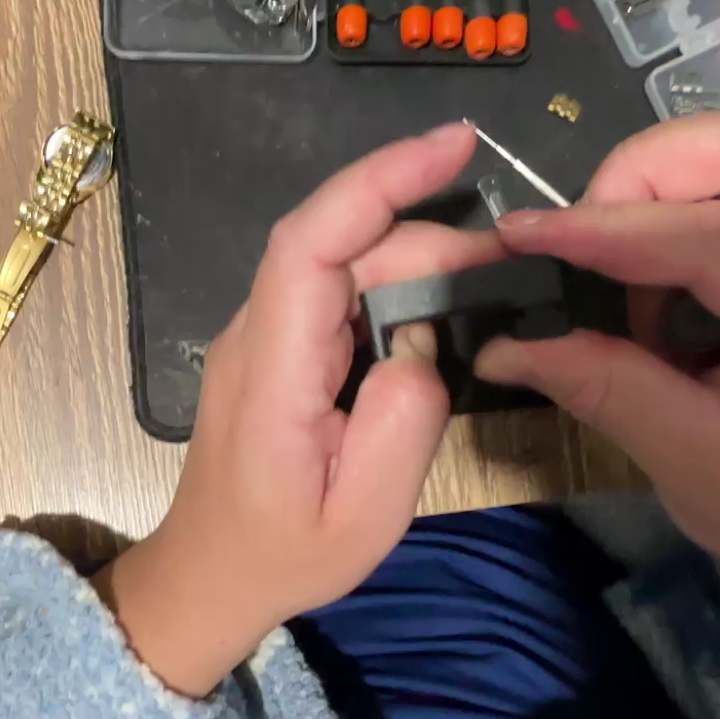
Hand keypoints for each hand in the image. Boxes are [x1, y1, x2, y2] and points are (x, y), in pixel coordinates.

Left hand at [96, 124, 499, 696]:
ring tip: (485, 292)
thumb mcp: (363, 515)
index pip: (311, 244)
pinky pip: (336, 299)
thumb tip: (420, 341)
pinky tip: (434, 312)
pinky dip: (392, 291)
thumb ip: (403, 422)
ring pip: (342, 269)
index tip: (453, 144)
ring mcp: (261, 340)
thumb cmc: (281, 556)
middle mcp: (256, 335)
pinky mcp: (275, 353)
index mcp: (270, 371)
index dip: (377, 181)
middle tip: (508, 270)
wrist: (211, 574)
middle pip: (340, 250)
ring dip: (416, 267)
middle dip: (428, 241)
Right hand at [476, 107, 719, 693]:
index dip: (615, 230)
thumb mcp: (686, 461)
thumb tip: (500, 343)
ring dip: (669, 183)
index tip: (523, 235)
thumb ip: (601, 387)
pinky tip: (659, 273)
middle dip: (653, 174)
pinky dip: (688, 205)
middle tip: (583, 239)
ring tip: (618, 258)